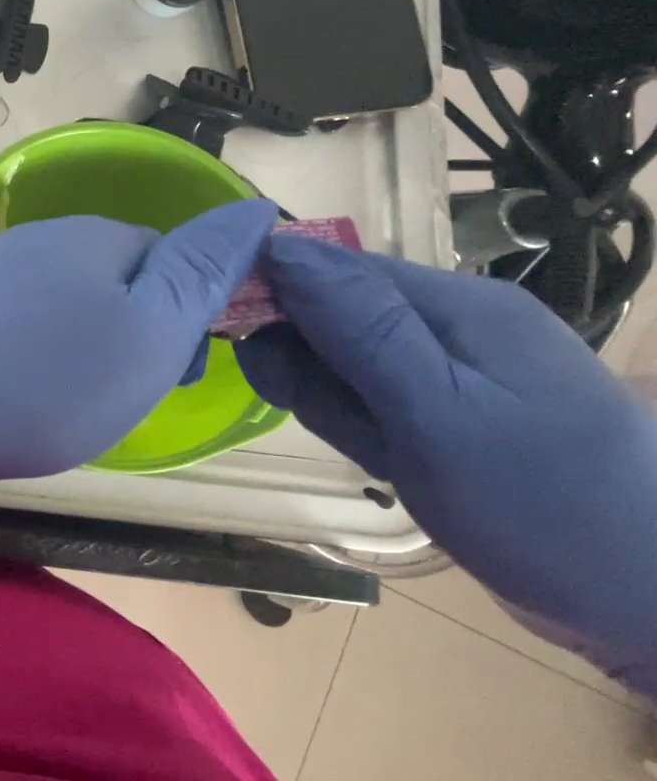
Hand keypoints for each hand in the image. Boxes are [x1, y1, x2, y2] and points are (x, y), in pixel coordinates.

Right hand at [234, 238, 656, 693]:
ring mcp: (453, 371)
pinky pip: (369, 397)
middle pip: (330, 312)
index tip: (238, 344)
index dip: (272, 295)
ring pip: (342, 359)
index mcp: (458, 306)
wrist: (655, 606)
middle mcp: (455, 324)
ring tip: (365, 447)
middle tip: (306, 410)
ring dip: (326, 398)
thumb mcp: (438, 414)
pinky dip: (353, 422)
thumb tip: (278, 247)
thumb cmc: (545, 507)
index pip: (330, 267)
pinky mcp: (448, 413)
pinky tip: (376, 456)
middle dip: (300, 358)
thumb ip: (359, 327)